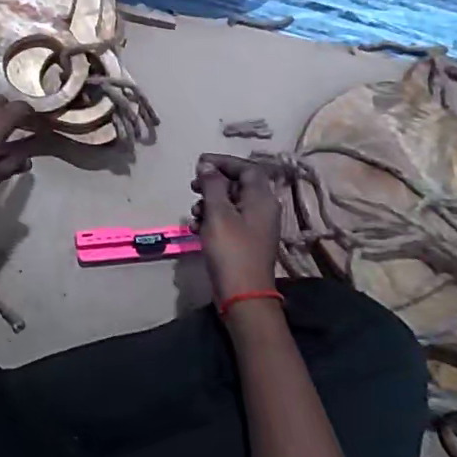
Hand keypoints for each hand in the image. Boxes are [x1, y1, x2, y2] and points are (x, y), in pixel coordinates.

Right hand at [191, 154, 282, 301]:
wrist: (243, 294)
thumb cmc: (231, 250)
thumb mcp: (218, 213)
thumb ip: (212, 185)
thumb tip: (207, 165)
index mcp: (262, 198)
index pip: (247, 168)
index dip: (224, 162)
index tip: (200, 163)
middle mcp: (263, 209)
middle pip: (238, 185)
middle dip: (213, 183)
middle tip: (193, 186)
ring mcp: (255, 227)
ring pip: (231, 204)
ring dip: (209, 203)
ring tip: (193, 212)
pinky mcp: (245, 242)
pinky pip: (229, 222)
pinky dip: (212, 220)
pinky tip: (196, 229)